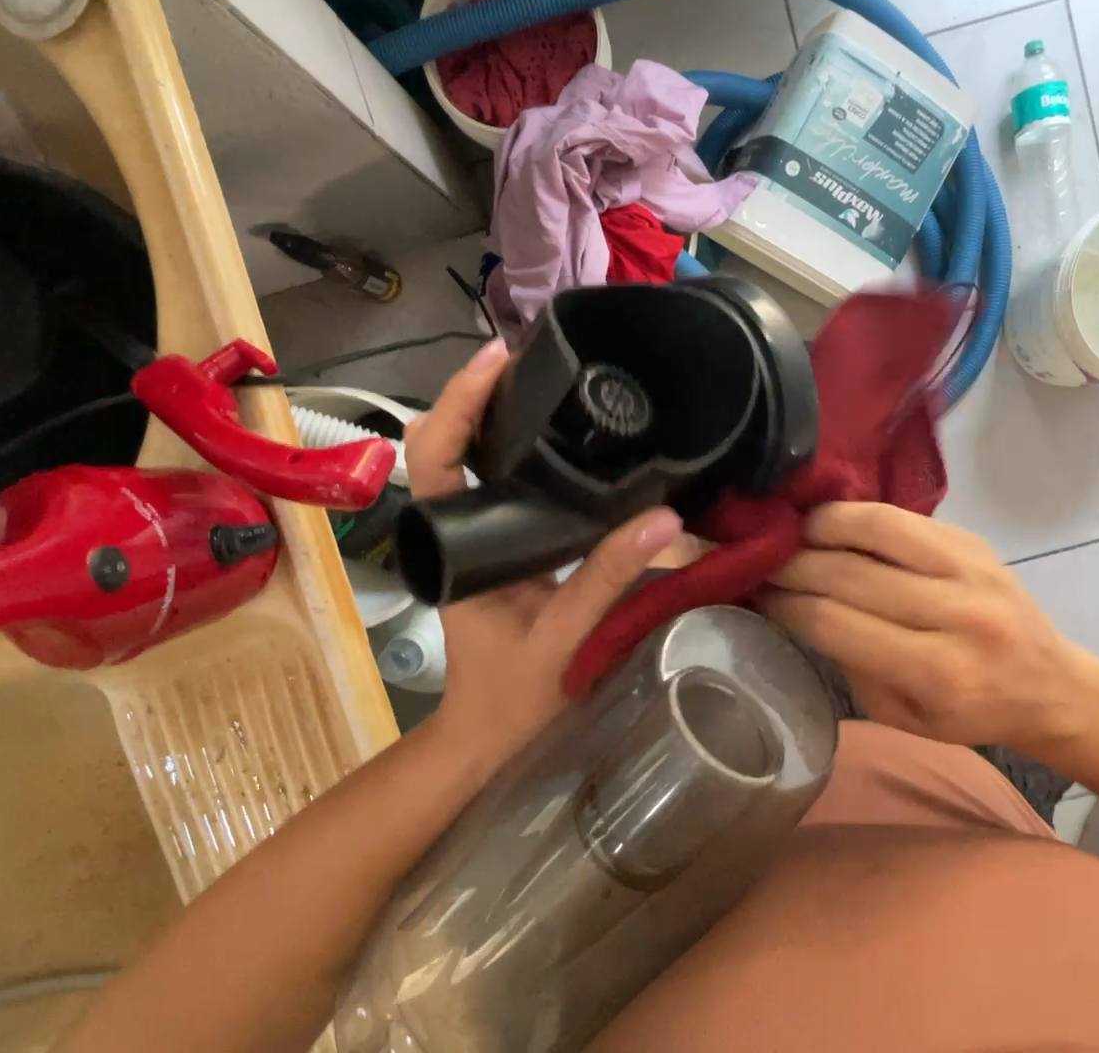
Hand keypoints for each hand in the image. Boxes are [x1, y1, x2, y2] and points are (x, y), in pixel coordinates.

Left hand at [404, 338, 679, 764]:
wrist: (492, 740)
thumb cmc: (515, 697)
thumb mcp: (565, 636)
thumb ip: (609, 579)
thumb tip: (664, 518)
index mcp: (454, 547)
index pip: (434, 456)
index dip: (457, 402)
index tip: (498, 360)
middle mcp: (459, 533)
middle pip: (452, 443)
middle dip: (483, 394)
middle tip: (538, 357)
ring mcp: (481, 540)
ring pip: (479, 462)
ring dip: (506, 418)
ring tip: (556, 382)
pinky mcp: (506, 550)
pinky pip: (511, 489)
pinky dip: (532, 455)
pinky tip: (573, 442)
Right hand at [755, 502, 1098, 754]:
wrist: (1050, 685)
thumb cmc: (968, 714)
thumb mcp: (899, 716)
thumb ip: (850, 663)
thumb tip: (797, 608)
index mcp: (938, 672)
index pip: (837, 624)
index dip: (786, 605)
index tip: (755, 595)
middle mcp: (957, 614)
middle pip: (849, 574)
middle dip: (792, 565)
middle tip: (756, 561)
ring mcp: (970, 568)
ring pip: (875, 529)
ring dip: (819, 526)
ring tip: (788, 533)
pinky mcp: (973, 541)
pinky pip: (900, 517)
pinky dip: (854, 516)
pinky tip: (826, 522)